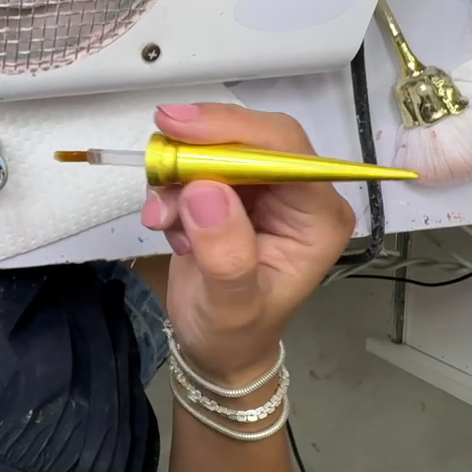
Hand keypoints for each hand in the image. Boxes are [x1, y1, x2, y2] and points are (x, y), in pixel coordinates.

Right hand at [140, 105, 355, 384]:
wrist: (214, 345)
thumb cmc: (233, 333)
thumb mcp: (231, 304)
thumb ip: (225, 253)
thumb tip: (205, 191)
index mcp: (316, 216)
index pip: (284, 150)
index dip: (233, 129)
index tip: (178, 126)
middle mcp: (294, 194)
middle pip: (248, 139)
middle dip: (197, 150)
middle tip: (155, 161)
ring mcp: (259, 191)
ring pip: (213, 150)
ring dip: (176, 178)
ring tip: (162, 223)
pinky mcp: (228, 193)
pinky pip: (193, 168)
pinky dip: (170, 190)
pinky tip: (169, 228)